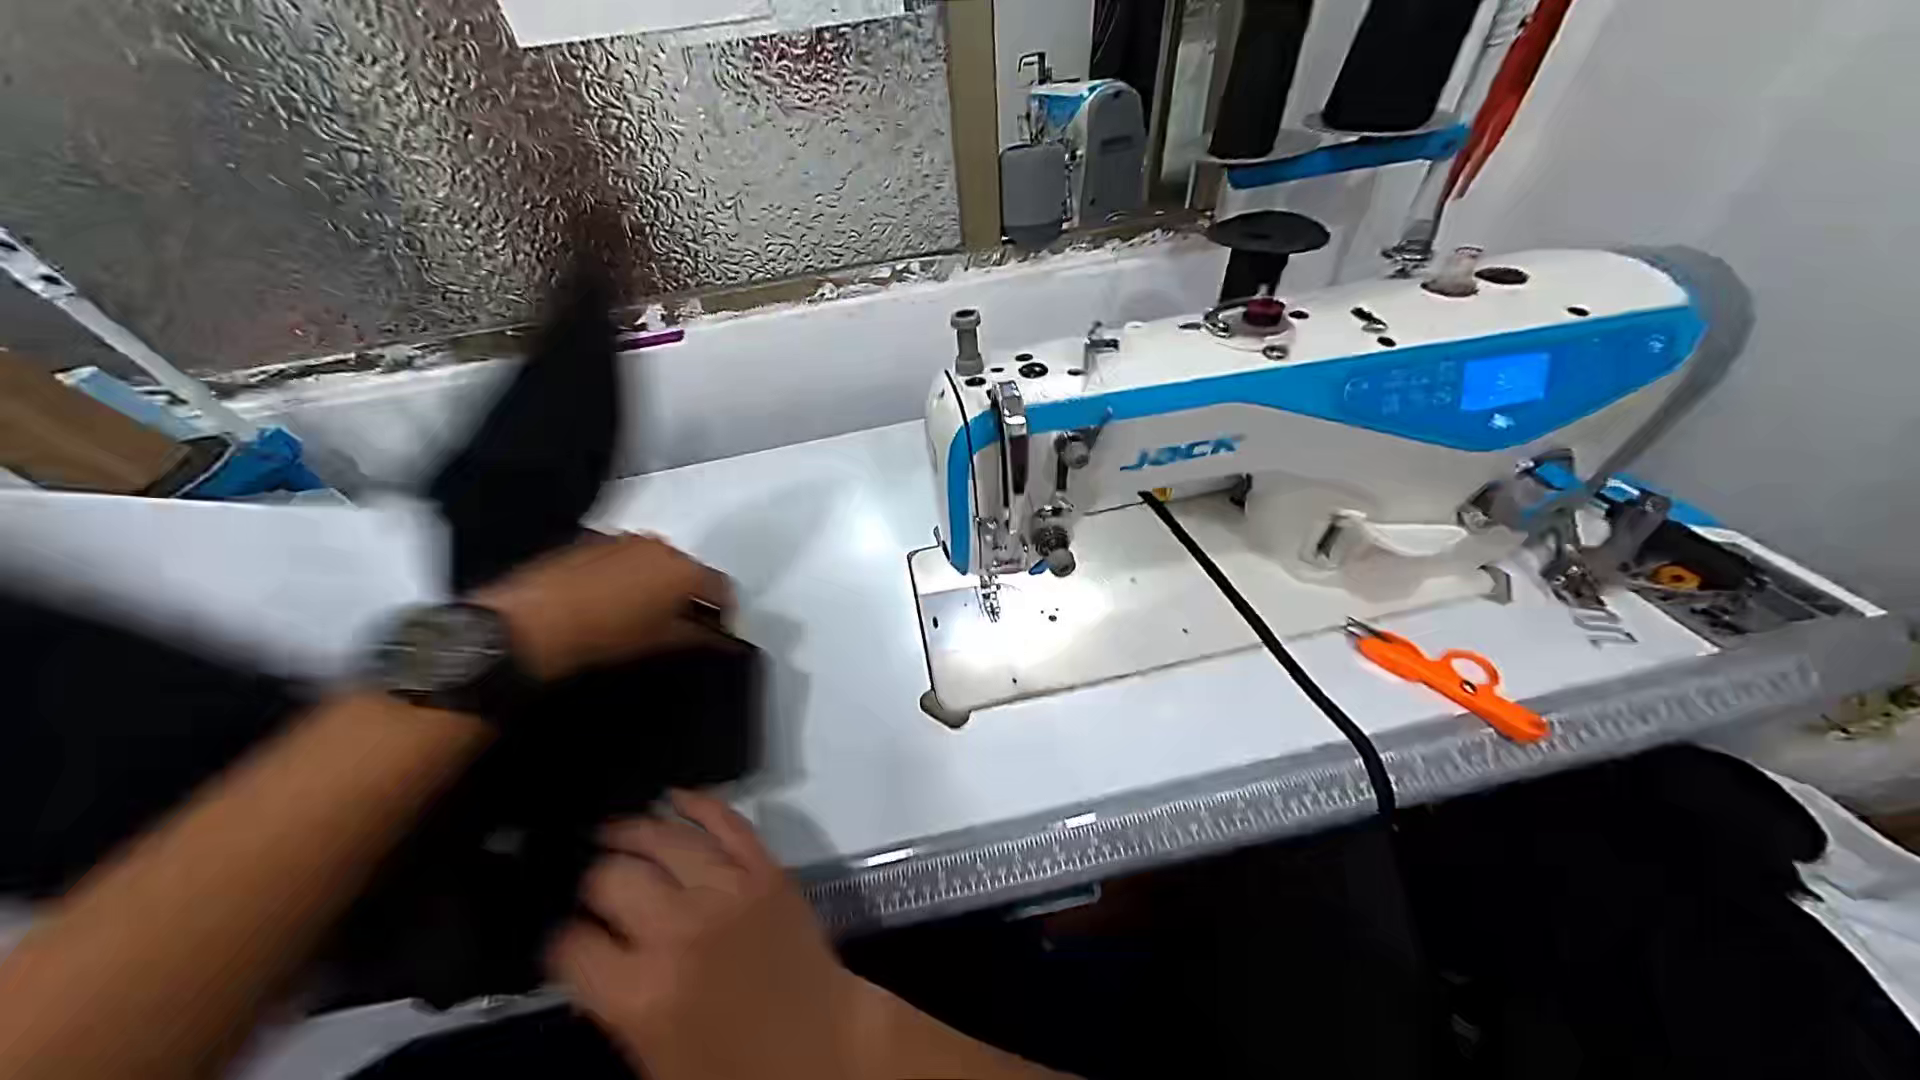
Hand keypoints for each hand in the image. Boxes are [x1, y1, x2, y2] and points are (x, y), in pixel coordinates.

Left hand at [474, 533, 731, 680]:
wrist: (532, 622)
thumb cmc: (604, 633)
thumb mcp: (662, 640)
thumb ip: (702, 635)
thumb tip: (725, 639)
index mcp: (684, 569)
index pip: (722, 588)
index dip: (725, 611)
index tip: (721, 629)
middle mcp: (661, 546)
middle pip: (692, 571)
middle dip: (692, 595)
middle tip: (684, 624)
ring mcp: (626, 540)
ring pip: (660, 562)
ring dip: (662, 583)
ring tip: (646, 614)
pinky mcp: (596, 542)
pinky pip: (629, 557)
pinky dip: (633, 575)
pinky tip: (616, 601)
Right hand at [548, 791, 860, 1079]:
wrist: (821, 1041)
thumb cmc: (734, 1064)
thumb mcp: (652, 1055)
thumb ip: (616, 996)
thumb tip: (592, 949)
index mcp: (642, 991)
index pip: (571, 944)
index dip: (561, 937)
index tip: (564, 931)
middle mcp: (679, 929)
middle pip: (613, 879)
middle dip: (592, 878)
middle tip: (589, 882)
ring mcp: (727, 889)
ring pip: (666, 839)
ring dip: (631, 830)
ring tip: (610, 829)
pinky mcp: (766, 868)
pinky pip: (728, 822)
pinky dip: (700, 804)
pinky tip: (674, 796)